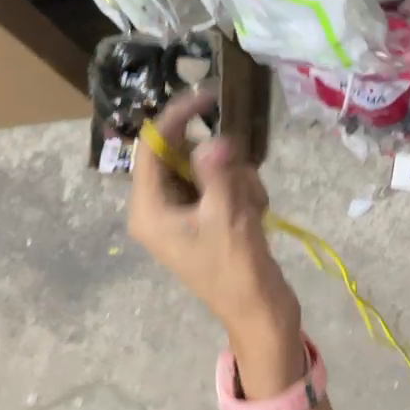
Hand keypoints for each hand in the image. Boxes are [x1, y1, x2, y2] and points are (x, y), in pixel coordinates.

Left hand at [128, 89, 300, 349]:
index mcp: (148, 209)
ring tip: (251, 207)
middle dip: (218, 160)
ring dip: (236, 178)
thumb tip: (214, 139)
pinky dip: (243, 192)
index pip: (151, 147)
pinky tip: (255, 214)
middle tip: (242, 173)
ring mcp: (186, 214)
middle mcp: (160, 208)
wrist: (260, 313)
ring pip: (209, 168)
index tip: (207, 95)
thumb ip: (216, 171)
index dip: (177, 117)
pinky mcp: (209, 219)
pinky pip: (223, 185)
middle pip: (183, 155)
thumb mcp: (226, 215)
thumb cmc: (236, 269)